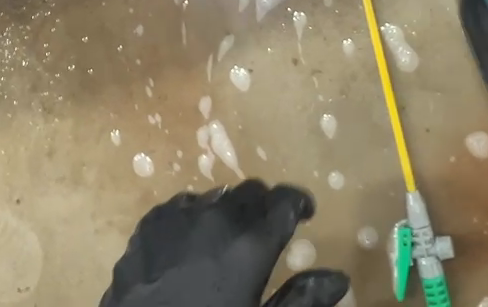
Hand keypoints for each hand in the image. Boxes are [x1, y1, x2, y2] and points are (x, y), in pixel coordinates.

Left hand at [100, 181, 349, 306]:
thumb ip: (302, 301)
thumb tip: (339, 277)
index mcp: (249, 242)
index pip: (285, 200)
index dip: (299, 202)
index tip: (306, 214)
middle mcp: (216, 217)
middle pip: (251, 192)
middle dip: (264, 206)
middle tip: (269, 232)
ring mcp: (178, 217)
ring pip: (216, 196)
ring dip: (229, 211)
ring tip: (230, 240)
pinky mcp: (148, 225)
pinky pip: (182, 207)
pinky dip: (195, 217)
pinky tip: (192, 244)